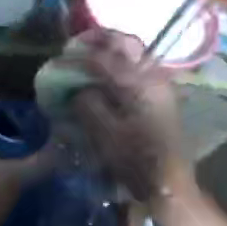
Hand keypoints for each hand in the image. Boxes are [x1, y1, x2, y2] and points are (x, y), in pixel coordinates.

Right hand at [70, 30, 192, 201]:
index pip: (103, 59)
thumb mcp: (105, 135)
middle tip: (74, 45)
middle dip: (98, 40)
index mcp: (141, 82)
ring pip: (134, 54)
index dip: (76, 59)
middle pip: (126, 44)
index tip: (56, 62)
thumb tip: (78, 89)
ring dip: (109, 50)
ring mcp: (160, 85)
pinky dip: (119, 64)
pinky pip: (137, 69)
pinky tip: (103, 76)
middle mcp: (154, 76)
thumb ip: (88, 104)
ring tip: (86, 57)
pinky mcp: (160, 97)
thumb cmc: (137, 161)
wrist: (170, 185)